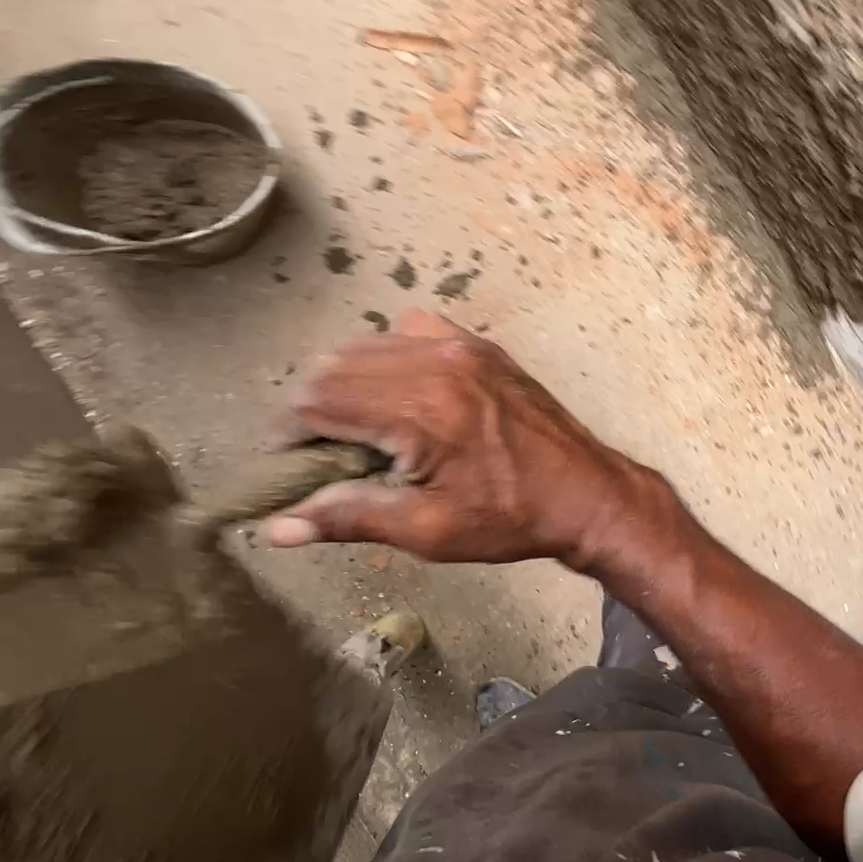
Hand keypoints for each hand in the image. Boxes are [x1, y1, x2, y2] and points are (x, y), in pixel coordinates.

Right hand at [262, 311, 657, 566]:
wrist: (587, 495)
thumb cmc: (512, 519)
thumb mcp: (430, 530)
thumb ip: (350, 517)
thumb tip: (275, 527)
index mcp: (421, 411)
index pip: (317, 399)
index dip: (290, 431)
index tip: (291, 462)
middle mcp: (437, 364)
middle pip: (334, 366)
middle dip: (313, 406)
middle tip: (324, 450)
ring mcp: (463, 349)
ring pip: (369, 344)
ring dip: (347, 379)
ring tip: (359, 426)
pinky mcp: (482, 348)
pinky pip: (414, 331)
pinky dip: (391, 355)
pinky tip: (401, 392)